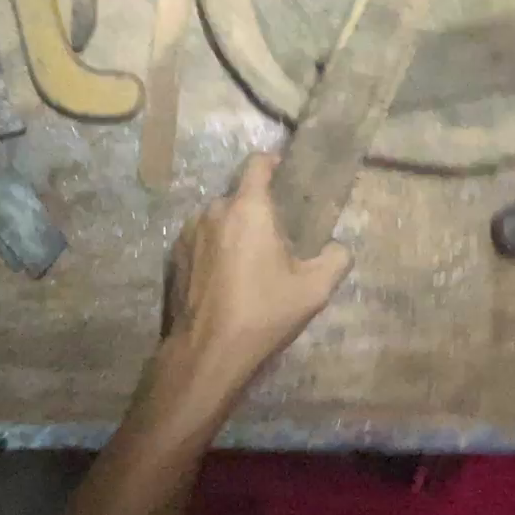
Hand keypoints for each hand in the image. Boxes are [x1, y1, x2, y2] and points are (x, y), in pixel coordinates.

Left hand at [164, 154, 352, 396]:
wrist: (207, 351)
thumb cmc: (263, 313)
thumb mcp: (314, 290)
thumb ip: (336, 259)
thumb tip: (339, 247)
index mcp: (248, 208)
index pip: (258, 163)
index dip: (273, 163)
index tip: (286, 175)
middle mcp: (215, 209)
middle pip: (239, 195)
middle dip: (257, 209)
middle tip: (275, 236)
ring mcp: (189, 231)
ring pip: (218, 217)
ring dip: (234, 229)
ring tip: (248, 261)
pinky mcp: (175, 254)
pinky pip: (201, 238)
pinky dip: (214, 248)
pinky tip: (224, 277)